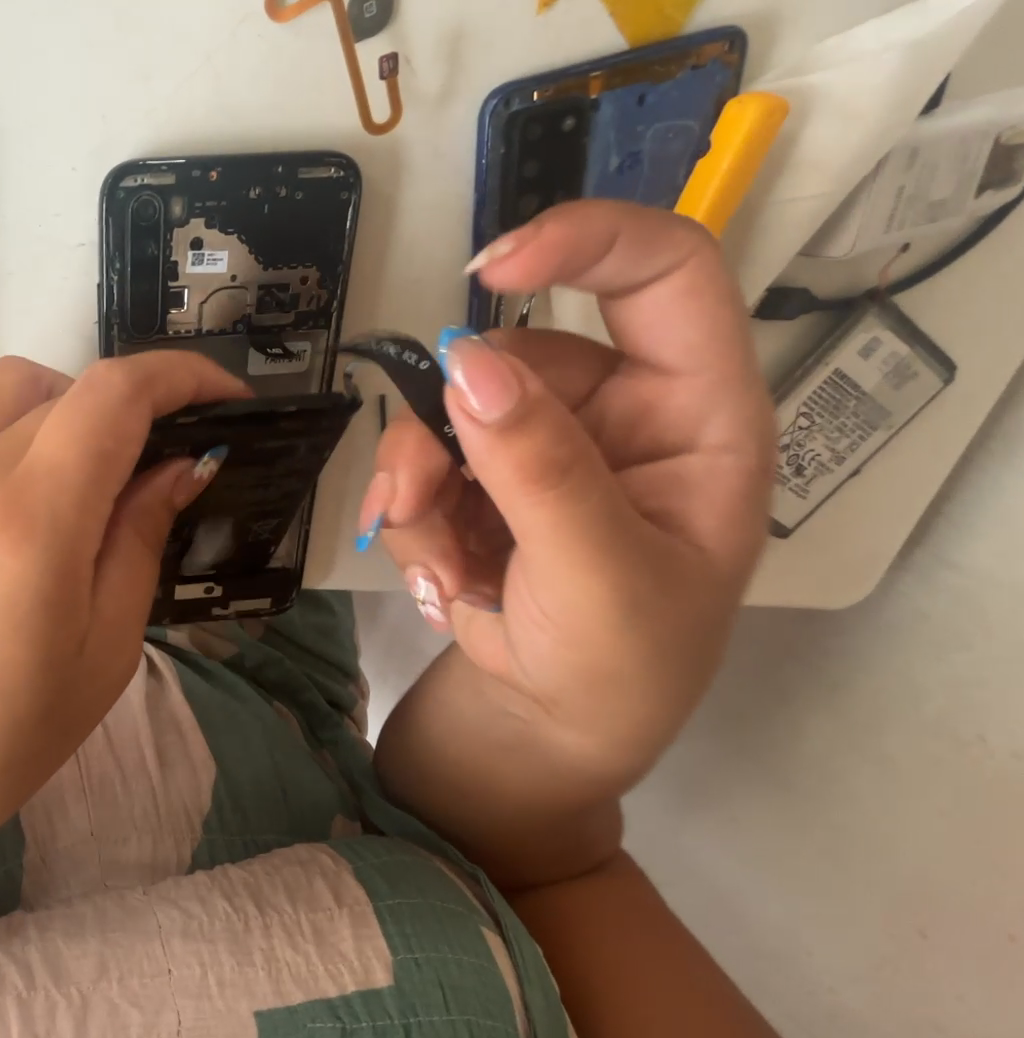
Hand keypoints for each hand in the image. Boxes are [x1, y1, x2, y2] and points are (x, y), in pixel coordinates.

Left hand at [0, 352, 247, 866]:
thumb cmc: (12, 732)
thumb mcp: (106, 645)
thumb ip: (140, 536)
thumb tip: (179, 465)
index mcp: (34, 518)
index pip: (114, 394)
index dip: (181, 376)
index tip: (225, 399)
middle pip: (69, 386)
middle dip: (137, 403)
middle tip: (171, 459)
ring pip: (12, 391)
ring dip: (73, 405)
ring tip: (100, 471)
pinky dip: (24, 431)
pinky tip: (39, 498)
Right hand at [364, 200, 773, 781]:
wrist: (546, 727)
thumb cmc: (616, 663)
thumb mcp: (596, 574)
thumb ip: (539, 470)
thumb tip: (465, 363)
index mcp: (693, 417)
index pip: (663, 277)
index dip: (585, 244)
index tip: (490, 270)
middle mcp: (613, 417)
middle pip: (510, 360)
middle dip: (445, 429)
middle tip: (412, 498)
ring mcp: (538, 450)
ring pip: (444, 414)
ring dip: (416, 486)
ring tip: (436, 571)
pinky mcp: (477, 484)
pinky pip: (417, 466)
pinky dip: (410, 521)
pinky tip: (438, 582)